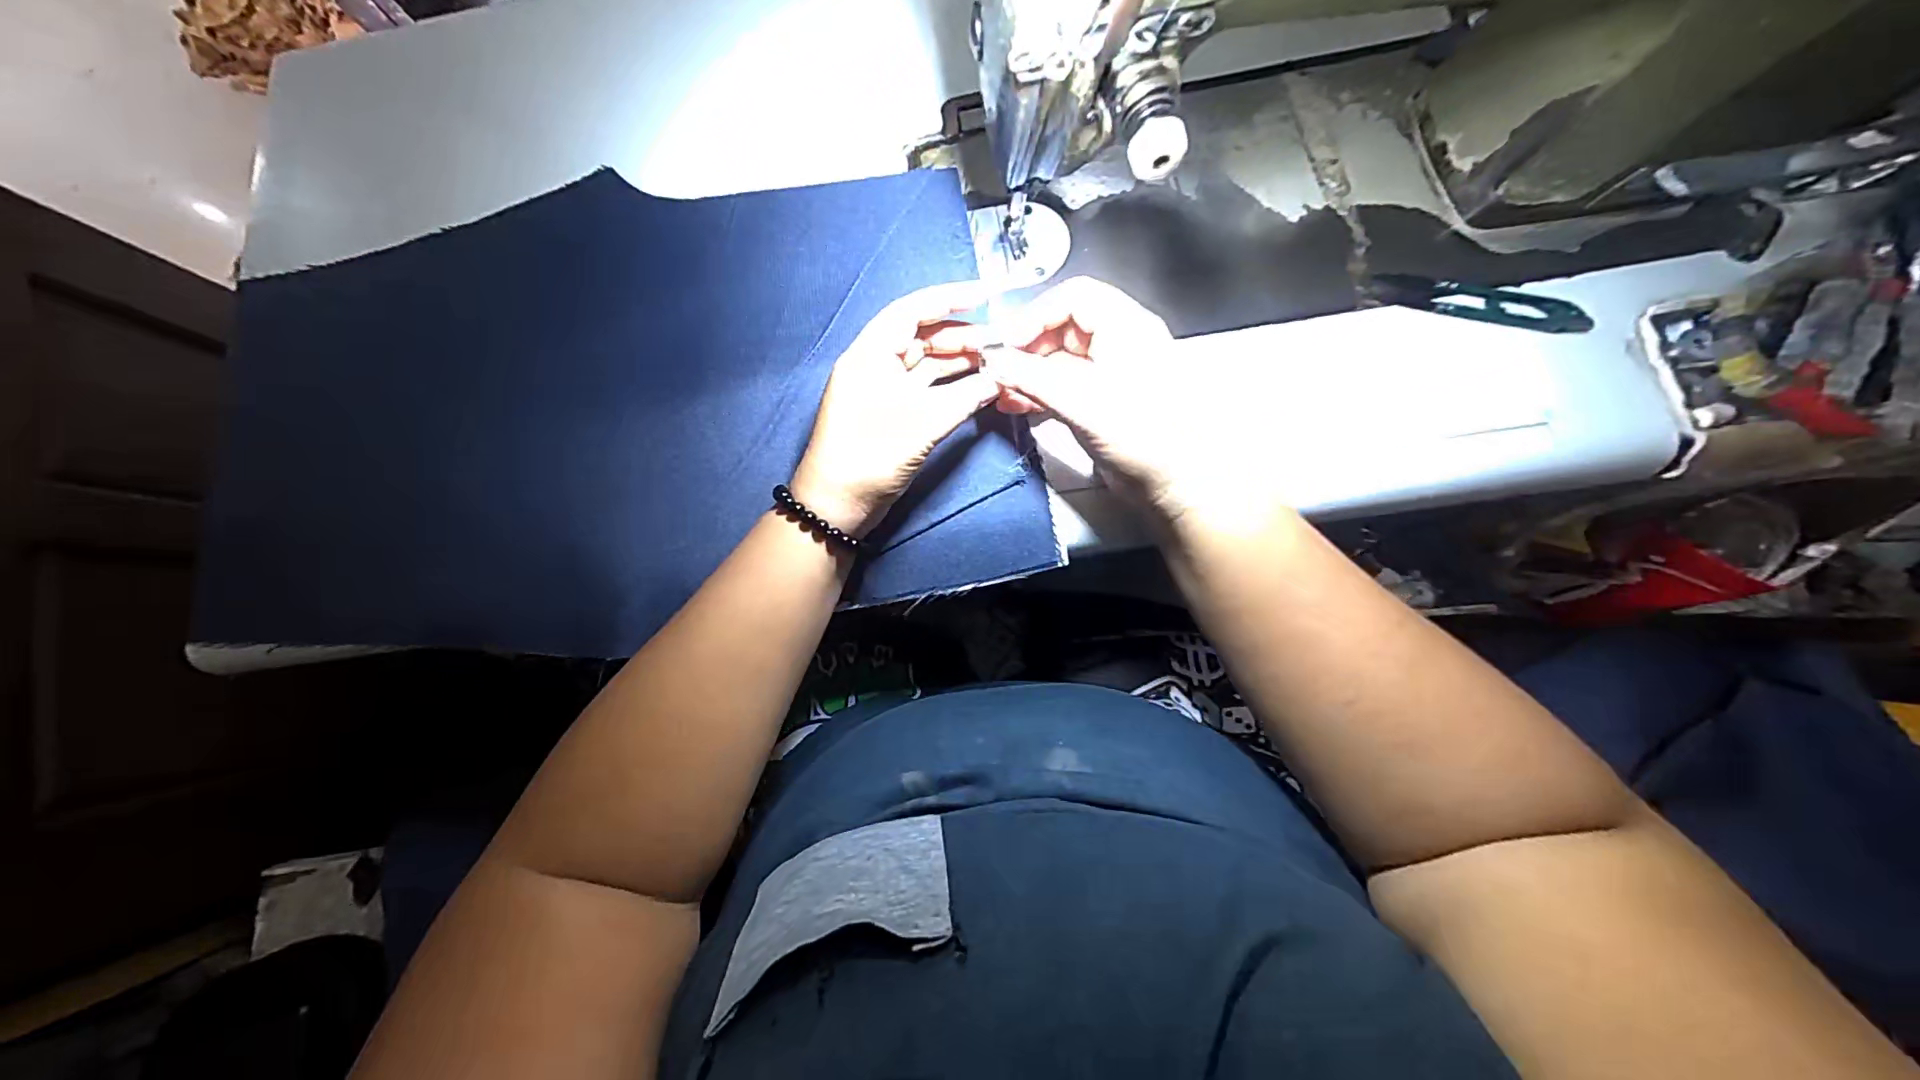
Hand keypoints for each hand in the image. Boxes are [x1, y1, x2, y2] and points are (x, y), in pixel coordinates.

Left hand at [789, 281, 1001, 537]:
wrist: (837, 504)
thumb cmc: (871, 455)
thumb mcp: (924, 422)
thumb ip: (966, 397)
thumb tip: (998, 379)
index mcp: (871, 353)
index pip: (912, 311)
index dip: (950, 298)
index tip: (986, 294)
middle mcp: (876, 364)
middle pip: (923, 336)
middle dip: (963, 336)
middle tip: (1002, 342)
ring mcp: (884, 389)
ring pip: (927, 364)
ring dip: (960, 362)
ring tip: (998, 363)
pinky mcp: (892, 413)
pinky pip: (926, 389)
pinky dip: (952, 387)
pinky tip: (980, 386)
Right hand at [980, 277, 1243, 529]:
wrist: (1171, 484)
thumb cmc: (1143, 439)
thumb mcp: (1082, 402)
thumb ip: (1032, 378)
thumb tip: (993, 361)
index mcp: (1127, 328)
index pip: (1073, 298)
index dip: (1035, 314)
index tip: (1006, 341)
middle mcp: (1118, 343)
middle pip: (1061, 326)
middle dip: (1025, 345)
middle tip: (998, 366)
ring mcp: (1108, 373)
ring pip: (1057, 357)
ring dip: (1026, 371)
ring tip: (1000, 389)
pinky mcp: (1099, 401)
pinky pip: (1061, 384)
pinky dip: (1036, 390)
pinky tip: (1014, 403)